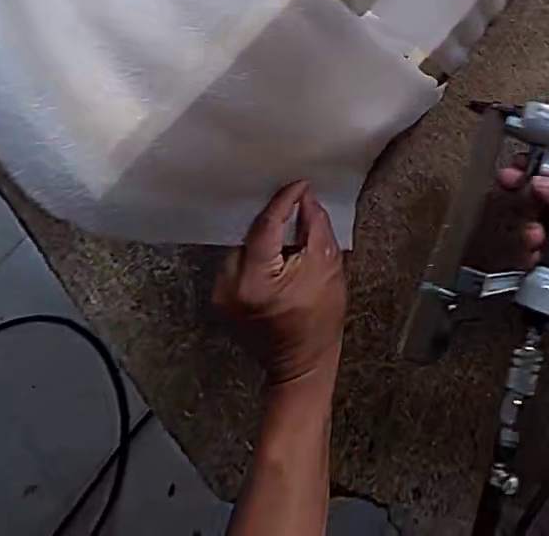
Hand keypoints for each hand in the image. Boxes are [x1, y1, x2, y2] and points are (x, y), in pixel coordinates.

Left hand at [213, 181, 346, 385]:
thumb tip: (305, 198)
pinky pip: (239, 262)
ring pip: (243, 246)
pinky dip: (257, 252)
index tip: (301, 185)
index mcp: (256, 279)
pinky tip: (277, 254)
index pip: (266, 225)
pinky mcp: (222, 300)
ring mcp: (221, 295)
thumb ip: (314, 225)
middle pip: (251, 234)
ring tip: (290, 236)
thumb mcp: (327, 262)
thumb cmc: (320, 316)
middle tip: (298, 209)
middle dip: (274, 219)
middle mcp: (230, 286)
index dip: (285, 200)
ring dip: (265, 236)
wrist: (303, 362)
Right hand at [498, 166, 548, 347]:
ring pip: (529, 225)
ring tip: (538, 237)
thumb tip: (538, 181)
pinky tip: (538, 257)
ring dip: (530, 227)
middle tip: (508, 181)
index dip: (538, 170)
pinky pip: (525, 253)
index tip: (520, 164)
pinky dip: (529, 253)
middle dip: (523, 191)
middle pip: (537, 199)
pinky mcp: (544, 268)